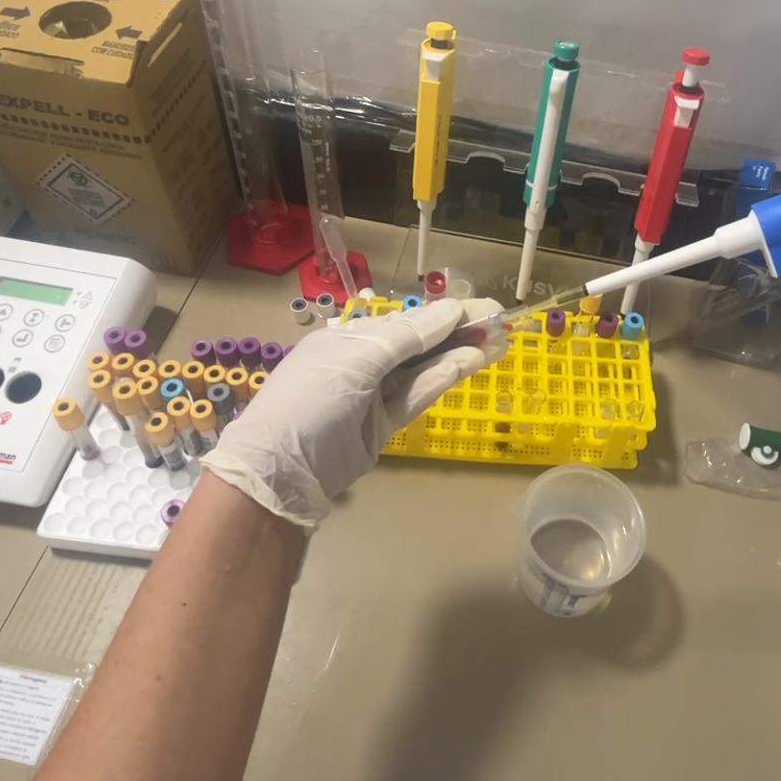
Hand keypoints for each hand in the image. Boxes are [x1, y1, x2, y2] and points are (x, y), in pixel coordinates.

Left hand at [200, 298, 506, 527]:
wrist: (281, 473)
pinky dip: (443, 380)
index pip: (403, 320)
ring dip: (457, 354)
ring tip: (498, 341)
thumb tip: (450, 311)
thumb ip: (406, 337)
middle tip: (499, 320)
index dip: (442, 313)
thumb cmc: (312, 401)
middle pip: (417, 343)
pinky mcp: (382, 426)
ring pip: (422, 370)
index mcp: (347, 339)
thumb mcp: (356, 360)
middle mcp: (362, 363)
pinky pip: (417, 397)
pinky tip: (472, 362)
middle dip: (457, 331)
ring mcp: (373, 396)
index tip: (479, 306)